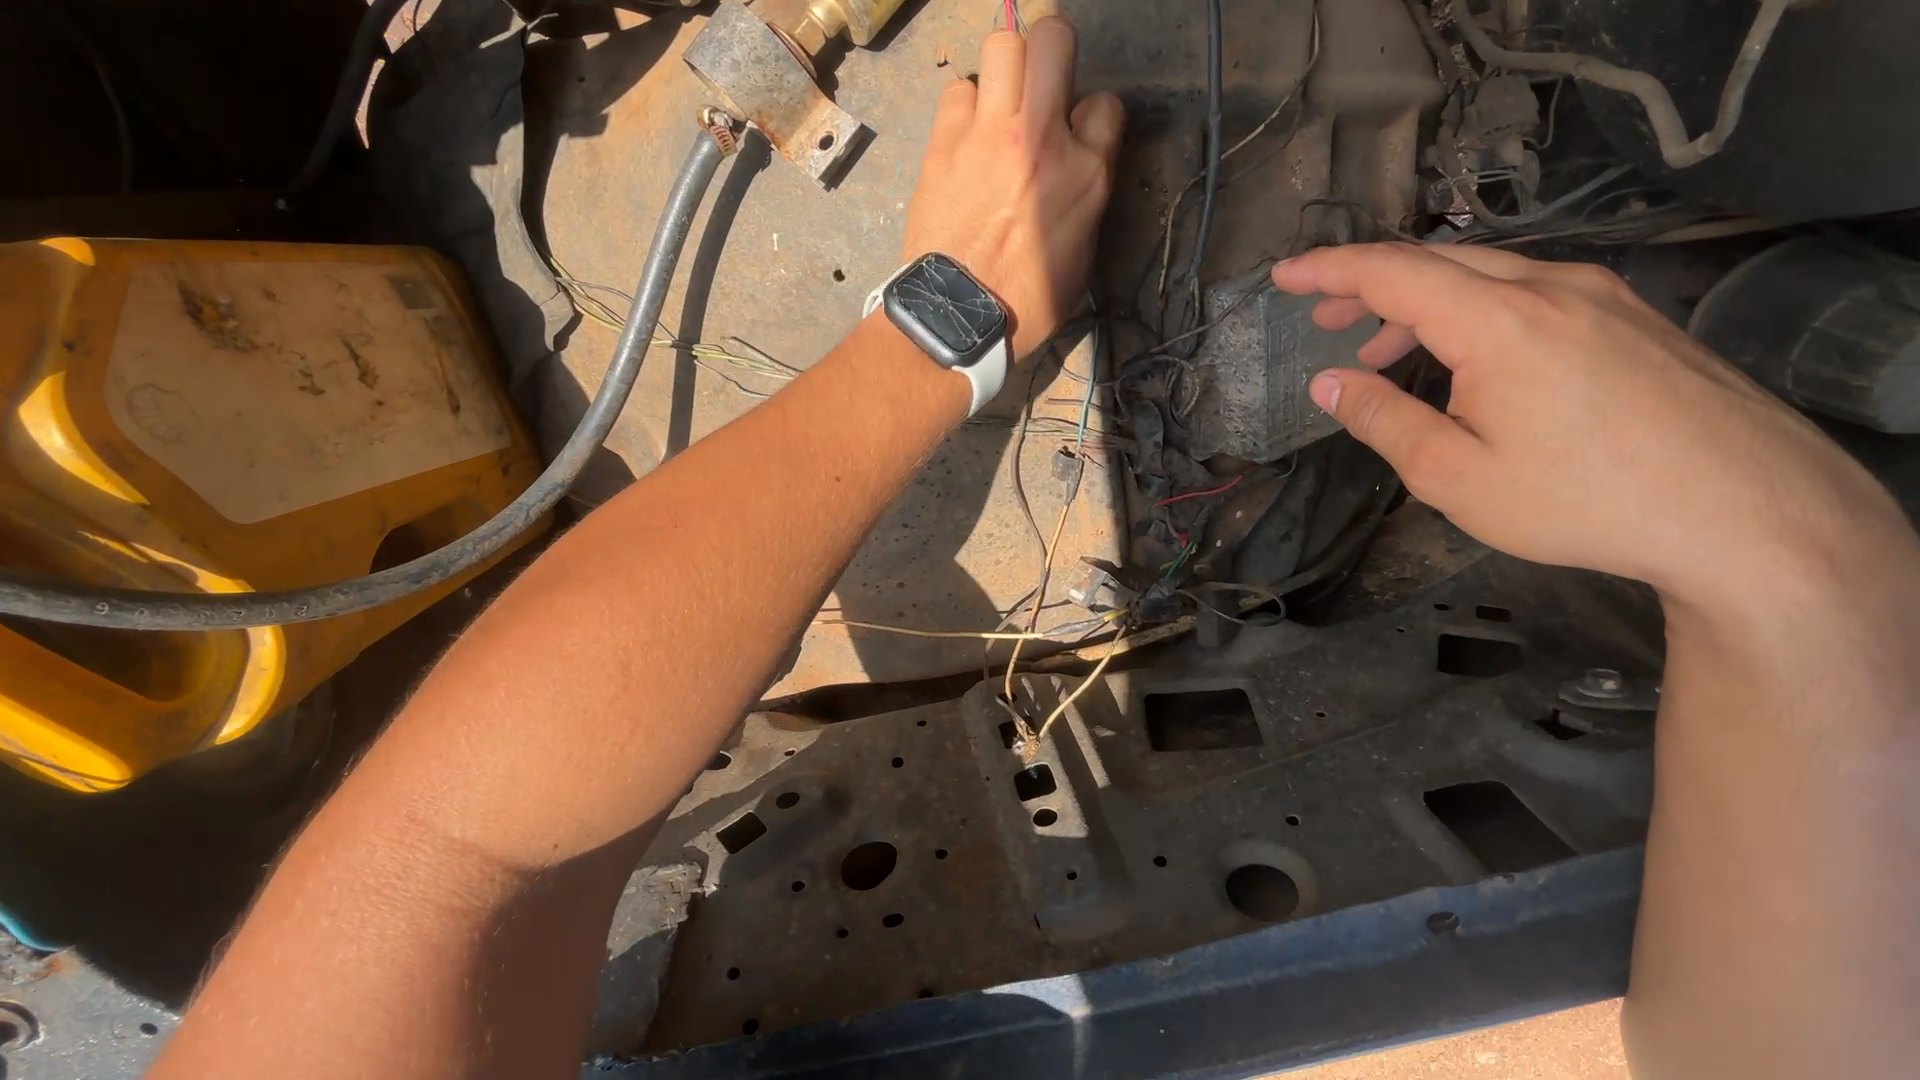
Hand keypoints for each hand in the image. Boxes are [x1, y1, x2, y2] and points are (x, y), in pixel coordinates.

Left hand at [902, 17, 1124, 359]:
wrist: (959, 317)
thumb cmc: (1027, 304)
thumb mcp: (1082, 257)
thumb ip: (1085, 197)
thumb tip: (1077, 169)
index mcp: (1087, 173)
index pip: (1106, 102)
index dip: (1091, 116)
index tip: (1076, 136)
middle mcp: (1041, 138)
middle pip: (1052, 38)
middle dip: (1050, 52)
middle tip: (1039, 85)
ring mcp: (989, 135)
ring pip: (1001, 46)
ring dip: (1004, 70)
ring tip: (998, 106)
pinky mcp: (944, 143)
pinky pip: (957, 90)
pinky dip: (963, 108)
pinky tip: (963, 138)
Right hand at [1272, 243, 1918, 610]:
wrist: (1748, 513)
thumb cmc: (1582, 500)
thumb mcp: (1454, 475)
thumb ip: (1381, 420)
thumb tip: (1327, 383)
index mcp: (1498, 322)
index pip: (1392, 272)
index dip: (1327, 270)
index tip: (1282, 276)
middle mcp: (1551, 288)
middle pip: (1438, 263)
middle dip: (1369, 285)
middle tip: (1325, 319)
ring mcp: (1601, 296)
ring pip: (1487, 276)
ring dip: (1423, 305)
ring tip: (1384, 351)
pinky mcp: (1632, 317)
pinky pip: (1531, 294)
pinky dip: (1475, 314)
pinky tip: (1468, 360)